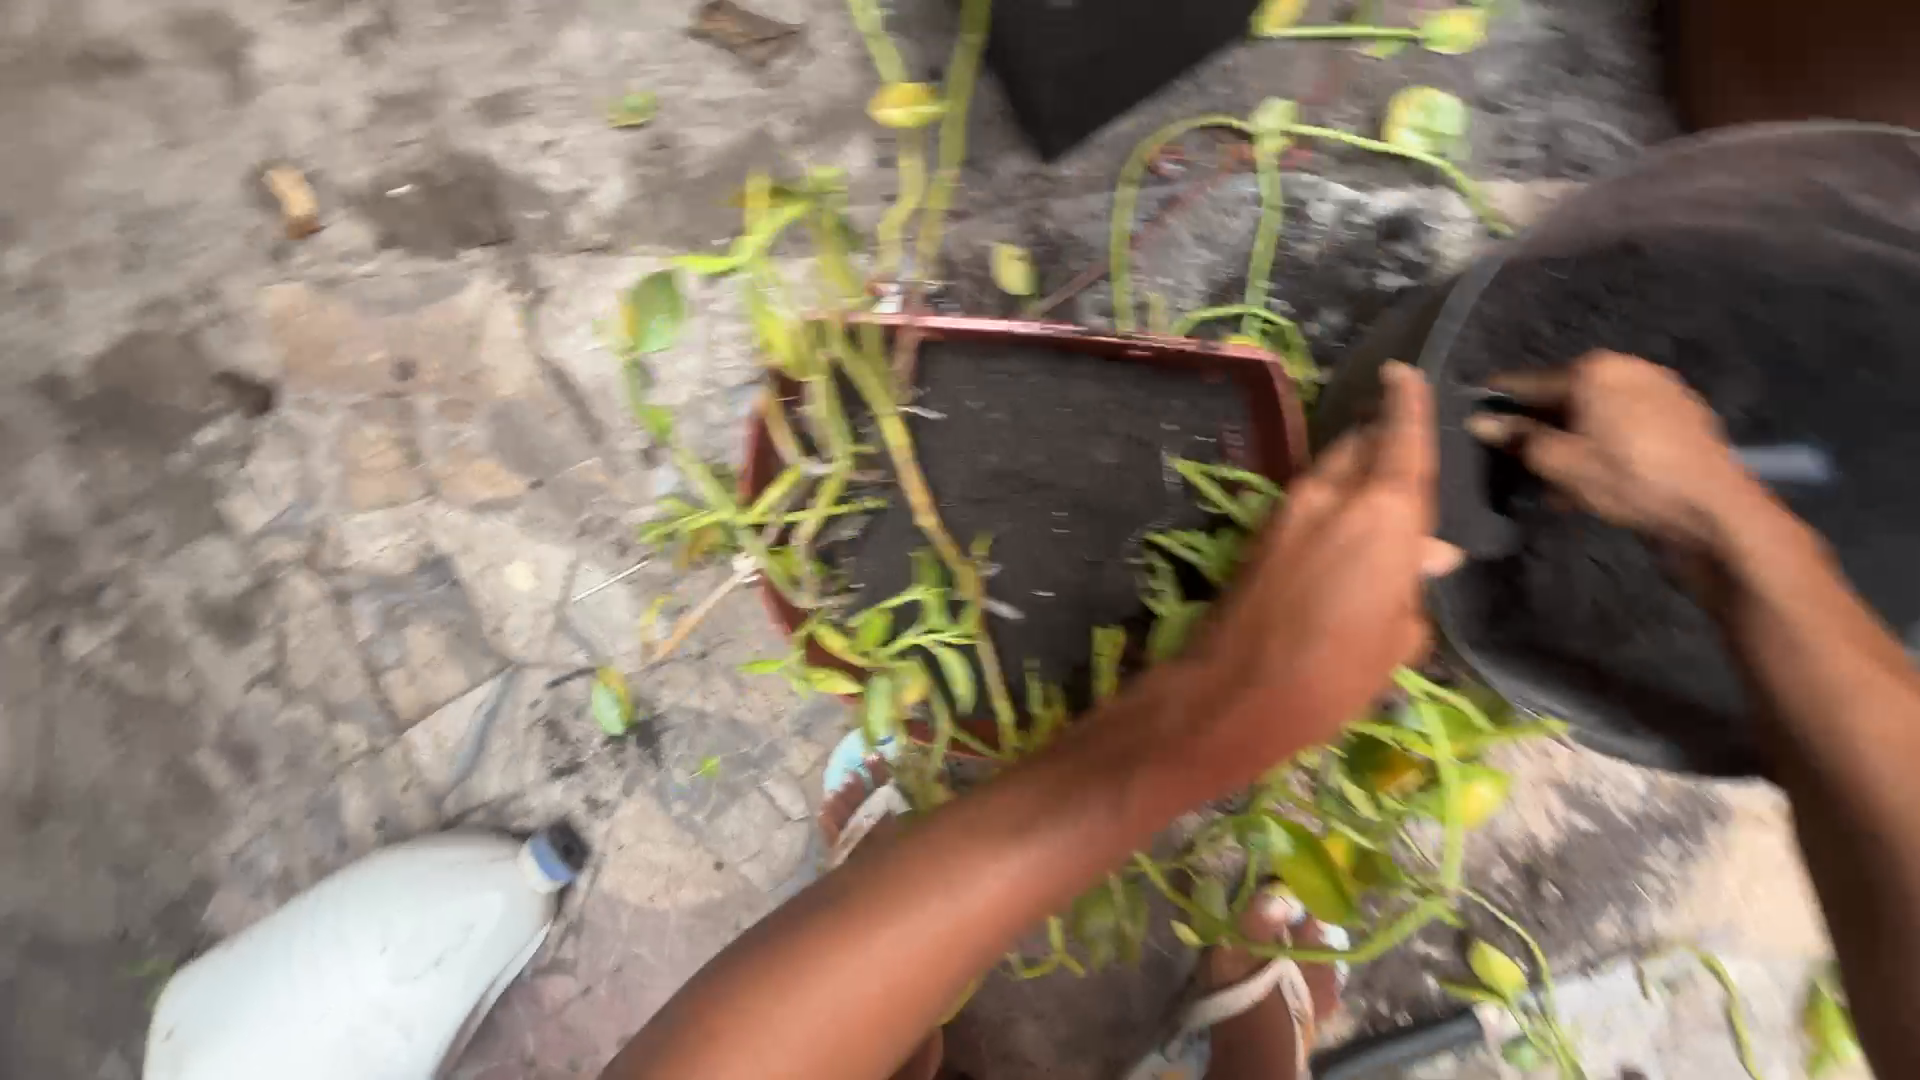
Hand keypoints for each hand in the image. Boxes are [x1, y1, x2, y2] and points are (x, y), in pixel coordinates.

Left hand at [1187, 361, 1461, 761]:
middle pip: (1356, 448)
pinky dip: (1325, 504)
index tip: (1402, 371)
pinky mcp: (1256, 536)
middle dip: (1377, 441)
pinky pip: (1303, 505)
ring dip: (1349, 475)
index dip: (1406, 402)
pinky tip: (1337, 530)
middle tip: (1398, 449)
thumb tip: (1427, 553)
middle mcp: (1328, 497)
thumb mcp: (1399, 634)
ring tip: (1372, 494)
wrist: (1238, 689)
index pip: (1400, 439)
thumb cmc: (1338, 670)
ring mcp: (1284, 514)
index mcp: (1381, 513)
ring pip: (1325, 475)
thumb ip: (1411, 581)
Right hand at [1464, 351, 1764, 552]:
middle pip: (1560, 398)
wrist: (1714, 511)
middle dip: (1537, 429)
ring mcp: (1659, 390)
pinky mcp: (1679, 416)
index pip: (1523, 384)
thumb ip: (1516, 437)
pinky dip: (1600, 445)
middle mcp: (1627, 369)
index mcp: (1593, 371)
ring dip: (1568, 441)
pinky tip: (1594, 477)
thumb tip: (1479, 421)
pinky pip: (1621, 425)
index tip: (1473, 426)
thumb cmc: (1627, 478)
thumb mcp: (1557, 461)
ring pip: (1591, 414)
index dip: (1495, 407)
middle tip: (1518, 464)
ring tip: (1556, 479)